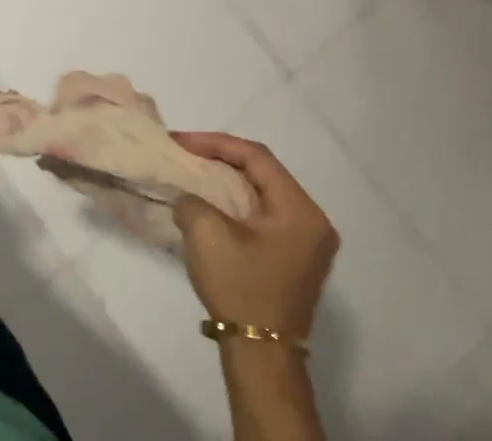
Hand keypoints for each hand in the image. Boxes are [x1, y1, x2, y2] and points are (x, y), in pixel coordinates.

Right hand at [170, 133, 338, 337]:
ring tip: (191, 173)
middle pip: (264, 173)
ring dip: (226, 181)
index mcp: (301, 211)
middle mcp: (313, 222)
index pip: (257, 158)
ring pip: (263, 194)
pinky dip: (234, 203)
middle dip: (220, 158)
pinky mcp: (294, 258)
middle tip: (184, 153)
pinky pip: (263, 215)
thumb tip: (190, 198)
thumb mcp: (206, 232)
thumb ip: (192, 199)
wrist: (261, 350)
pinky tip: (209, 204)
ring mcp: (307, 242)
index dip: (215, 143)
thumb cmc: (240, 285)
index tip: (179, 141)